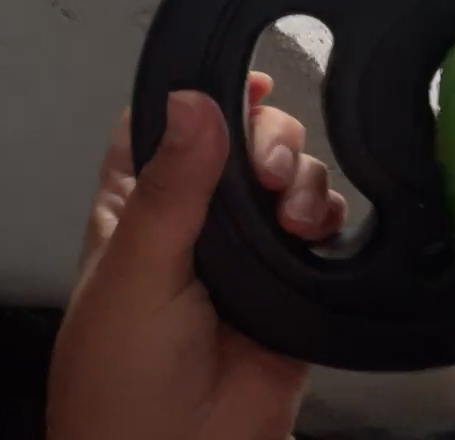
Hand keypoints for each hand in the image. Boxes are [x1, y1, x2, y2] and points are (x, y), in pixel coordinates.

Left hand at [47, 73, 346, 439]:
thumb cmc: (128, 376)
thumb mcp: (135, 278)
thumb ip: (169, 189)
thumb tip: (192, 101)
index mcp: (140, 208)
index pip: (162, 128)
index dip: (197, 94)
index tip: (246, 78)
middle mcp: (201, 214)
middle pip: (245, 136)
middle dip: (269, 138)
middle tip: (273, 172)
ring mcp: (253, 239)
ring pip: (293, 168)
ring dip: (303, 178)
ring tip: (293, 219)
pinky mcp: (298, 262)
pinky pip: (326, 212)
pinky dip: (327, 212)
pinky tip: (313, 235)